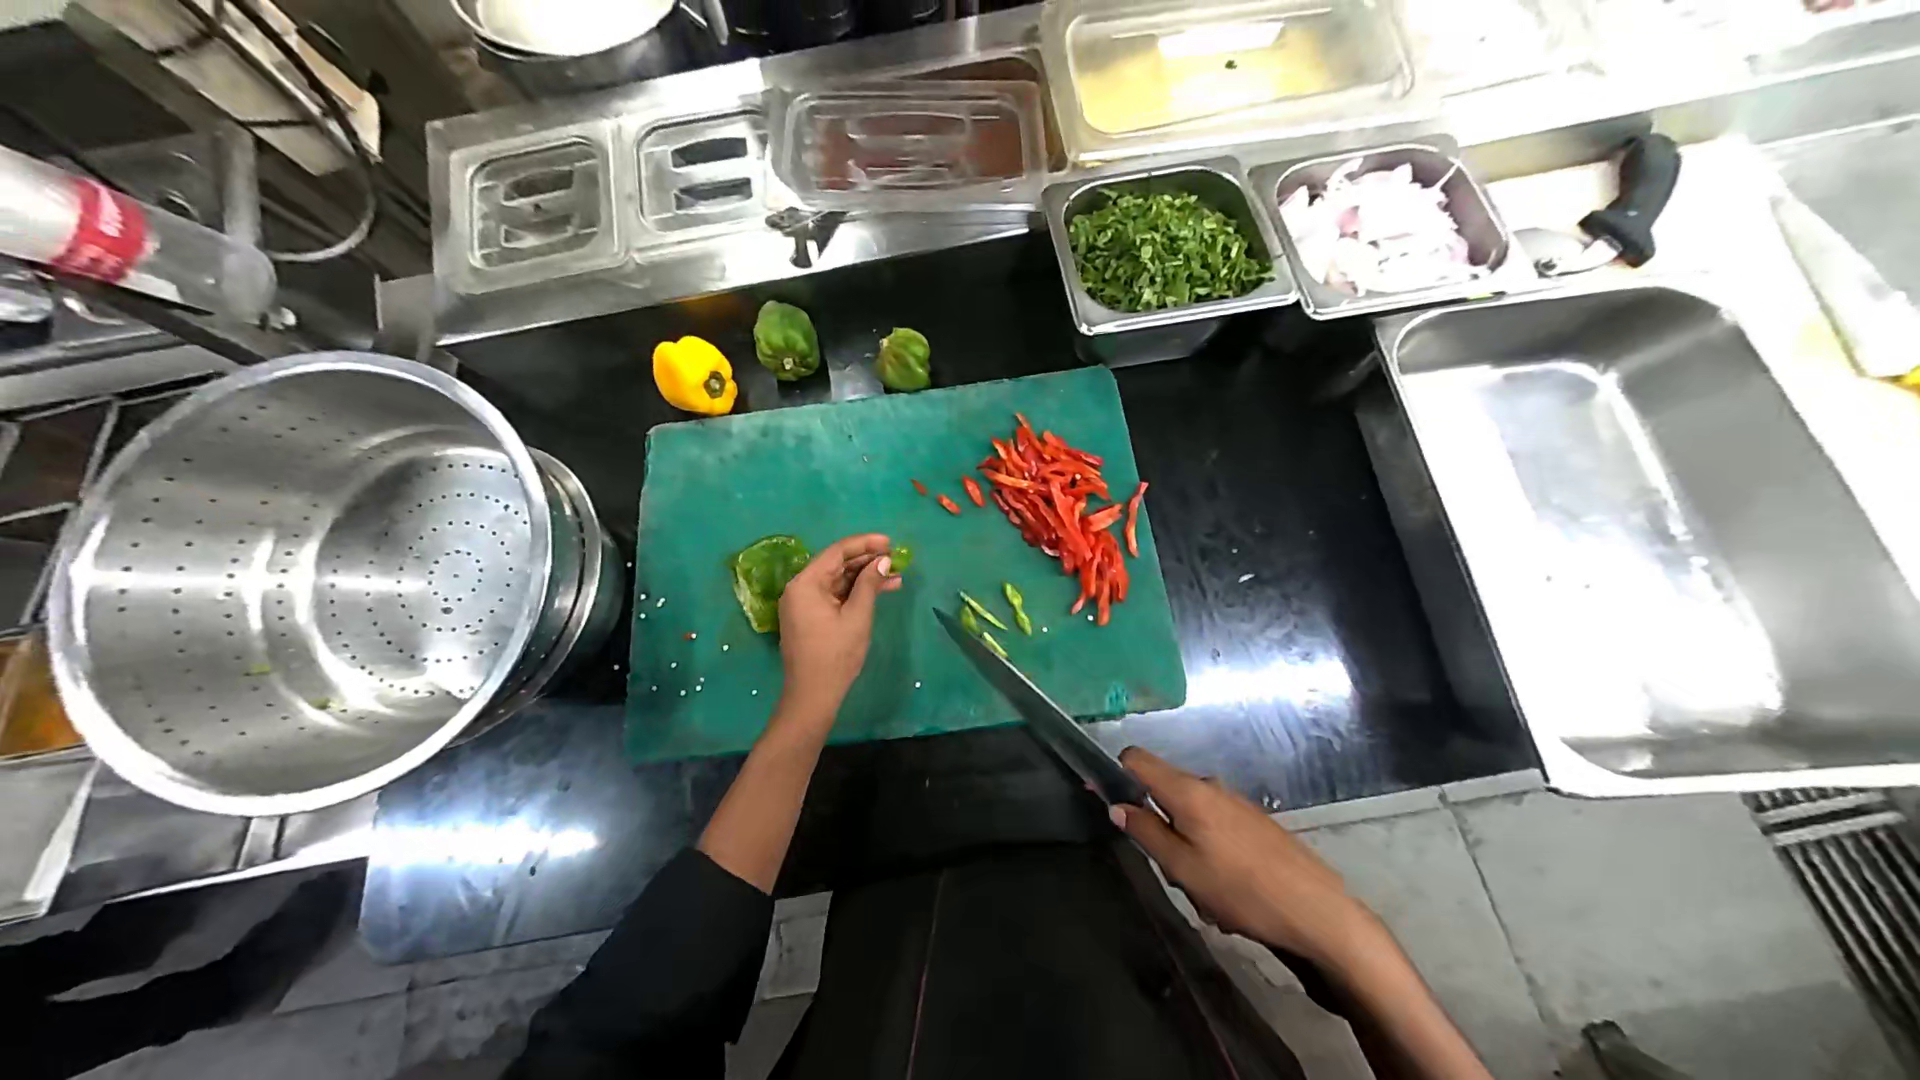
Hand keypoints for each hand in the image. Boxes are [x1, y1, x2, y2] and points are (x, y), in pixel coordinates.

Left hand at [776, 533, 902, 718]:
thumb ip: (869, 584)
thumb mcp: (857, 616)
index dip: (865, 544)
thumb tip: (882, 560)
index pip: (836, 552)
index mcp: (805, 583)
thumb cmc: (836, 655)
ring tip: (896, 576)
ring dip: (865, 577)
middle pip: (836, 564)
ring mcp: (803, 603)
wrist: (813, 695)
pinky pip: (834, 595)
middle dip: (867, 561)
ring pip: (838, 580)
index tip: (889, 542)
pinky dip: (855, 592)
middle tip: (896, 558)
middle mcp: (800, 588)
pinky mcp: (810, 617)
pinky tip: (880, 591)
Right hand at [1113, 747, 1383, 971]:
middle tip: (1170, 870)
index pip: (1136, 758)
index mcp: (1187, 791)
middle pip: (1163, 790)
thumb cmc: (1241, 890)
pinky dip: (1208, 851)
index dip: (1114, 773)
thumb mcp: (1182, 868)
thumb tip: (1117, 805)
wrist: (1319, 911)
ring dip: (1184, 846)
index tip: (1104, 798)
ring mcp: (1235, 802)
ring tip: (1205, 893)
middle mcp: (1209, 787)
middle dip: (1156, 825)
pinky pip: (1214, 826)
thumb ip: (1145, 832)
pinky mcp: (1254, 821)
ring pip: (1189, 814)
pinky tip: (1228, 891)